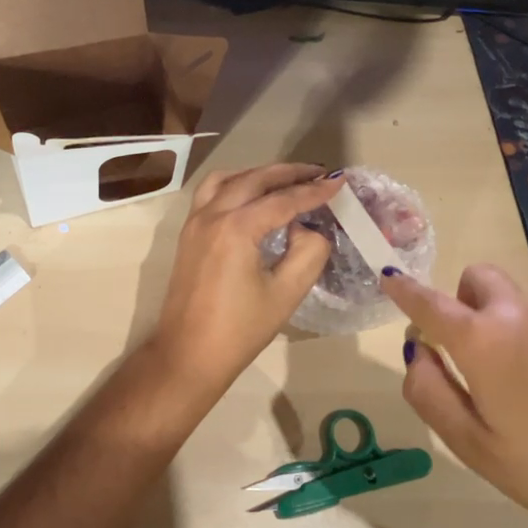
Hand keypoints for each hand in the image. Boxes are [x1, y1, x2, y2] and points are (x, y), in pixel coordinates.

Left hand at [150, 164, 343, 387]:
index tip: (339, 181)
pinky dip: (235, 184)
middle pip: (254, 179)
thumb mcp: (286, 294)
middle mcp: (212, 215)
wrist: (188, 354)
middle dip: (288, 173)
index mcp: (236, 228)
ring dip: (258, 174)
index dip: (314, 190)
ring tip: (286, 180)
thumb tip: (308, 229)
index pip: (283, 200)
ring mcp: (195, 222)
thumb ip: (308, 253)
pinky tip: (253, 196)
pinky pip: (211, 192)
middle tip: (318, 173)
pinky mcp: (188, 233)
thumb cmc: (239, 330)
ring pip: (228, 179)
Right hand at [385, 264, 527, 527]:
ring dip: (504, 326)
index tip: (388, 279)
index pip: (430, 303)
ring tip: (523, 392)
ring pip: (518, 305)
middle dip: (461, 300)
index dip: (404, 291)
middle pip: (479, 279)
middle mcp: (523, 316)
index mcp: (484, 341)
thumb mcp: (476, 449)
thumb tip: (418, 354)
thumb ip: (432, 395)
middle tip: (467, 351)